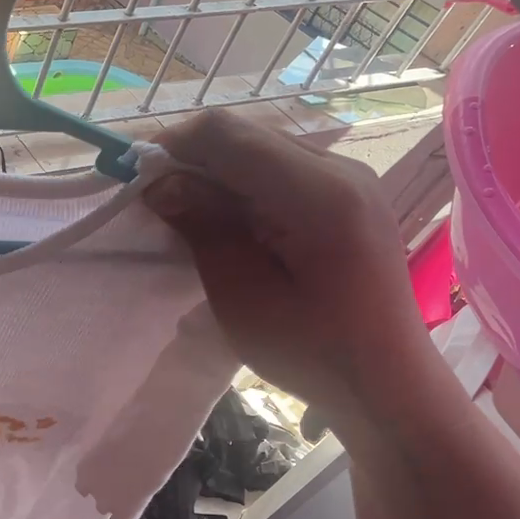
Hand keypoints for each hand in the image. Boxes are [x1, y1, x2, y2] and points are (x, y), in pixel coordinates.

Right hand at [146, 110, 438, 441]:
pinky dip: (236, 182)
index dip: (170, 146)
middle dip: (186, 157)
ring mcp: (347, 178)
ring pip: (255, 146)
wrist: (388, 384)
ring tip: (180, 210)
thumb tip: (159, 182)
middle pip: (241, 134)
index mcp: (319, 193)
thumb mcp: (242, 293)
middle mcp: (340, 169)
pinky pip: (275, 167)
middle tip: (149, 198)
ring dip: (209, 170)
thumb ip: (203, 226)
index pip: (226, 135)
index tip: (132, 180)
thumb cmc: (312, 350)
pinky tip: (221, 217)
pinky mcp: (345, 193)